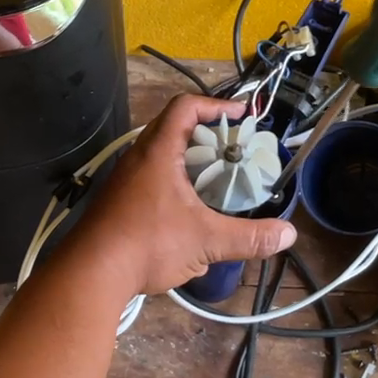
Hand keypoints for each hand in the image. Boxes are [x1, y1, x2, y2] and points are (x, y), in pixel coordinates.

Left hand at [61, 95, 296, 295]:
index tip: (240, 115)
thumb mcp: (206, 241)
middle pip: (171, 128)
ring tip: (214, 181)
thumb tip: (287, 235)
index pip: (185, 107)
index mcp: (158, 152)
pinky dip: (173, 183)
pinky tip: (187, 212)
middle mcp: (138, 158)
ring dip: (187, 160)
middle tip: (231, 150)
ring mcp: (124, 180)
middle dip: (204, 134)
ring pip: (159, 156)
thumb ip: (249, 237)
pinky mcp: (117, 202)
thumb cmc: (148, 243)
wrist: (90, 272)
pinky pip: (149, 179)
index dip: (215, 105)